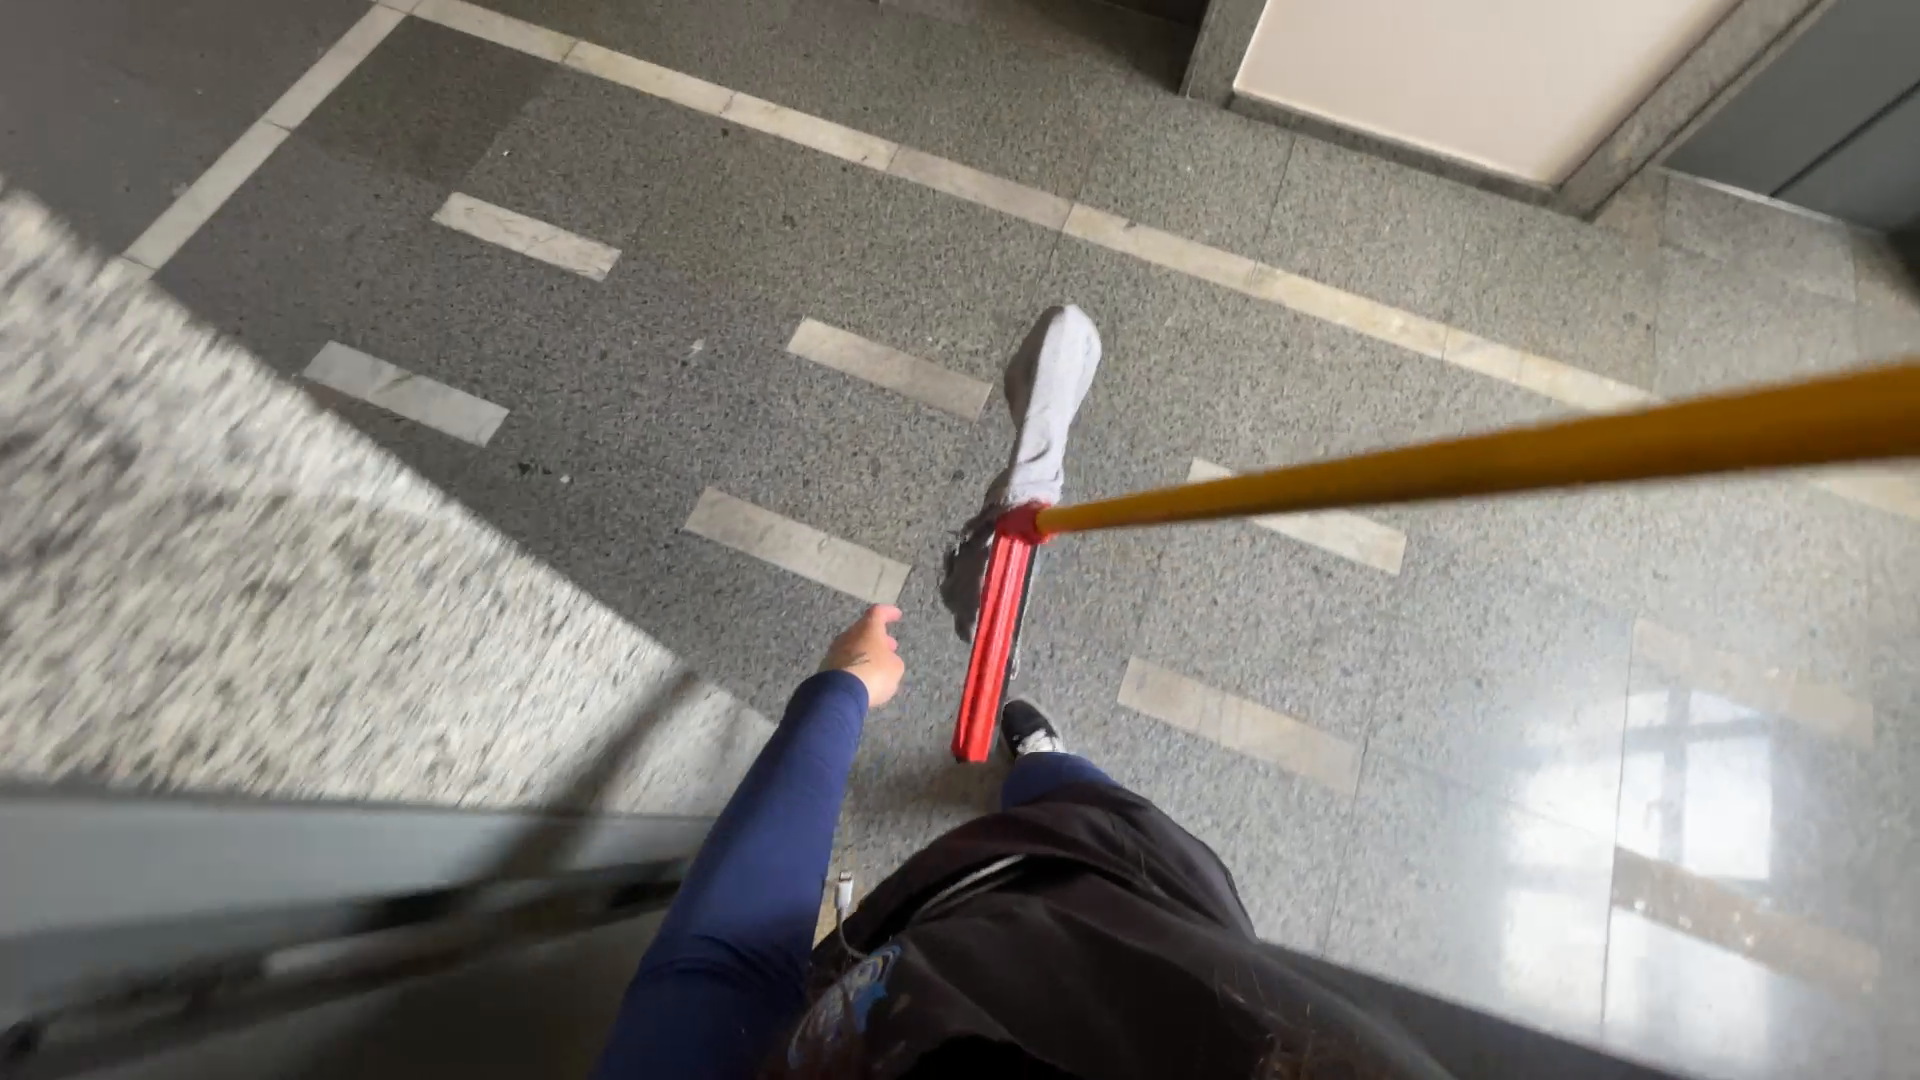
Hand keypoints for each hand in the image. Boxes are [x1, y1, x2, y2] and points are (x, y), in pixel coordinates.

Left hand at [820, 605, 904, 707]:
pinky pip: (845, 660)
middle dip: (878, 638)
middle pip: (864, 630)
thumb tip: (887, 659)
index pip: (878, 612)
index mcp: (868, 628)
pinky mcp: (826, 666)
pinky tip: (862, 676)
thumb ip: (893, 660)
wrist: (841, 692)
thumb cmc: (874, 673)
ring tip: (877, 665)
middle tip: (890, 647)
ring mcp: (835, 649)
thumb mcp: (895, 668)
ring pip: (854, 645)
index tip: (897, 615)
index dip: (888, 612)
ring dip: (866, 651)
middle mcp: (849, 634)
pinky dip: (855, 664)